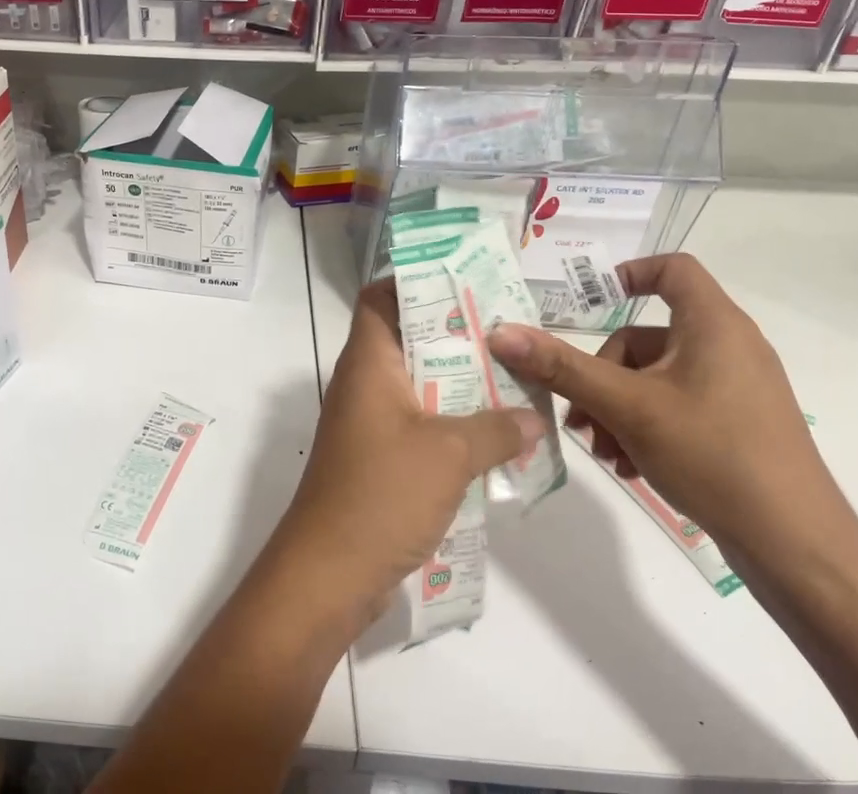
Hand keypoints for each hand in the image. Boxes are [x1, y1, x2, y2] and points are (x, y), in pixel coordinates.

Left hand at [273, 279, 537, 621]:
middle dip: (460, 340)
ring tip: (520, 390)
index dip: (416, 283)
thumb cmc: (381, 496)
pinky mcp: (378, 466)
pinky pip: (421, 433)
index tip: (469, 284)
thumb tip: (528, 417)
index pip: (380, 299)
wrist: (329, 574)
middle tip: (515, 340)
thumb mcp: (449, 454)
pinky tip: (499, 446)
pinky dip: (455, 433)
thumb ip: (495, 428)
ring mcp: (369, 429)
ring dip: (464, 391)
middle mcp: (363, 389)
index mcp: (367, 365)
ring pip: (420, 392)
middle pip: (409, 344)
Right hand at [485, 253, 846, 550]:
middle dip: (600, 377)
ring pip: (652, 381)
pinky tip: (630, 468)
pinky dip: (642, 430)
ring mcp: (734, 389)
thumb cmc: (713, 454)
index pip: (673, 270)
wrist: (793, 541)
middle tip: (579, 418)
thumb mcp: (627, 408)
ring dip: (615, 411)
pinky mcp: (735, 425)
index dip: (628, 275)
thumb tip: (501, 332)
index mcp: (714, 326)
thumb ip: (562, 368)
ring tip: (604, 452)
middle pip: (643, 340)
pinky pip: (674, 409)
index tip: (584, 304)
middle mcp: (728, 348)